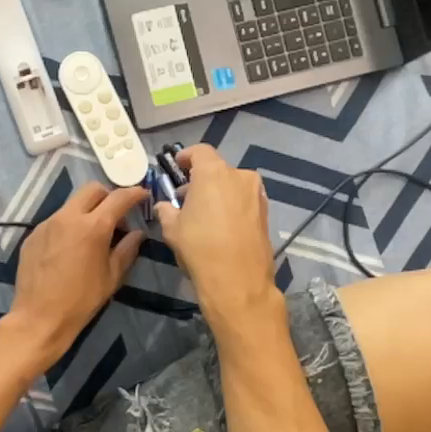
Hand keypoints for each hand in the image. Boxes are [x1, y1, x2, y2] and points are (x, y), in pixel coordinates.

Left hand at [1, 182, 148, 370]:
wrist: (39, 317)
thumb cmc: (81, 301)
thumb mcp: (112, 277)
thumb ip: (127, 250)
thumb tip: (138, 234)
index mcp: (93, 227)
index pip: (118, 198)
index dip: (134, 193)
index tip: (142, 196)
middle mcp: (68, 217)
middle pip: (92, 189)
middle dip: (108, 196)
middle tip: (116, 215)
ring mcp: (47, 224)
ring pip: (71, 204)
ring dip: (87, 211)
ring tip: (92, 234)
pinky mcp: (32, 235)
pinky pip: (55, 221)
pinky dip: (68, 226)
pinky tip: (70, 248)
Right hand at [155, 145, 279, 329]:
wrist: (237, 280)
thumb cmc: (200, 248)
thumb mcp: (172, 229)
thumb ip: (167, 211)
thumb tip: (164, 206)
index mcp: (214, 173)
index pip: (200, 151)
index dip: (186, 156)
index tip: (178, 166)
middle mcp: (239, 176)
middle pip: (217, 169)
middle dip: (201, 180)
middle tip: (186, 199)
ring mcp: (257, 194)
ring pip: (232, 185)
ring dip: (217, 193)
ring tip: (204, 215)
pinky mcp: (266, 212)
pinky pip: (244, 200)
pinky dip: (231, 206)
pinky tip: (221, 226)